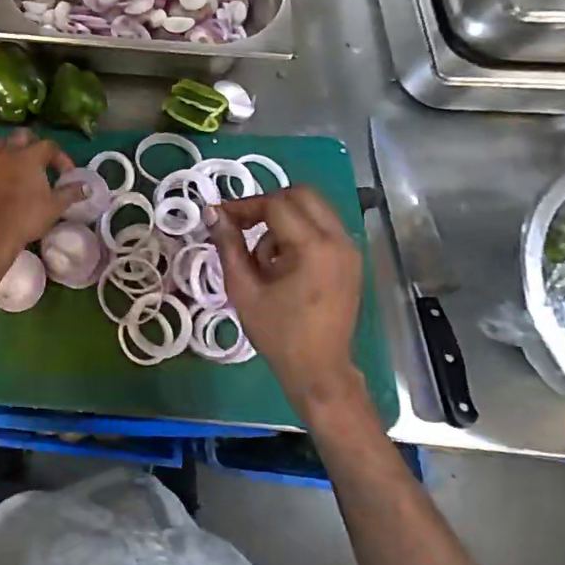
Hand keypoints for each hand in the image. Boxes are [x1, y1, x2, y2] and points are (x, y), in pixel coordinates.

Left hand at [0, 129, 84, 254]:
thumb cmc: (30, 215)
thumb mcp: (56, 205)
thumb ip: (71, 192)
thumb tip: (87, 187)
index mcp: (29, 156)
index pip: (49, 146)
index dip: (61, 157)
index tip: (67, 174)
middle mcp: (9, 154)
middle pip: (21, 135)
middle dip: (34, 142)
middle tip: (43, 159)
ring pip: (1, 144)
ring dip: (13, 149)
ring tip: (23, 164)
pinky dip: (2, 167)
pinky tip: (8, 181)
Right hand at [209, 187, 365, 413]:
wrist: (318, 370)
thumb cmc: (278, 333)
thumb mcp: (244, 289)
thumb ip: (228, 245)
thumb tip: (213, 213)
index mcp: (313, 248)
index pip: (276, 204)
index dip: (245, 206)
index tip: (221, 218)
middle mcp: (338, 240)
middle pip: (301, 194)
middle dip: (267, 204)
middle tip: (242, 226)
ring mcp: (349, 248)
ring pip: (314, 207)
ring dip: (283, 217)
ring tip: (262, 254)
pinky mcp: (351, 259)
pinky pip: (322, 226)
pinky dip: (299, 230)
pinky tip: (282, 261)